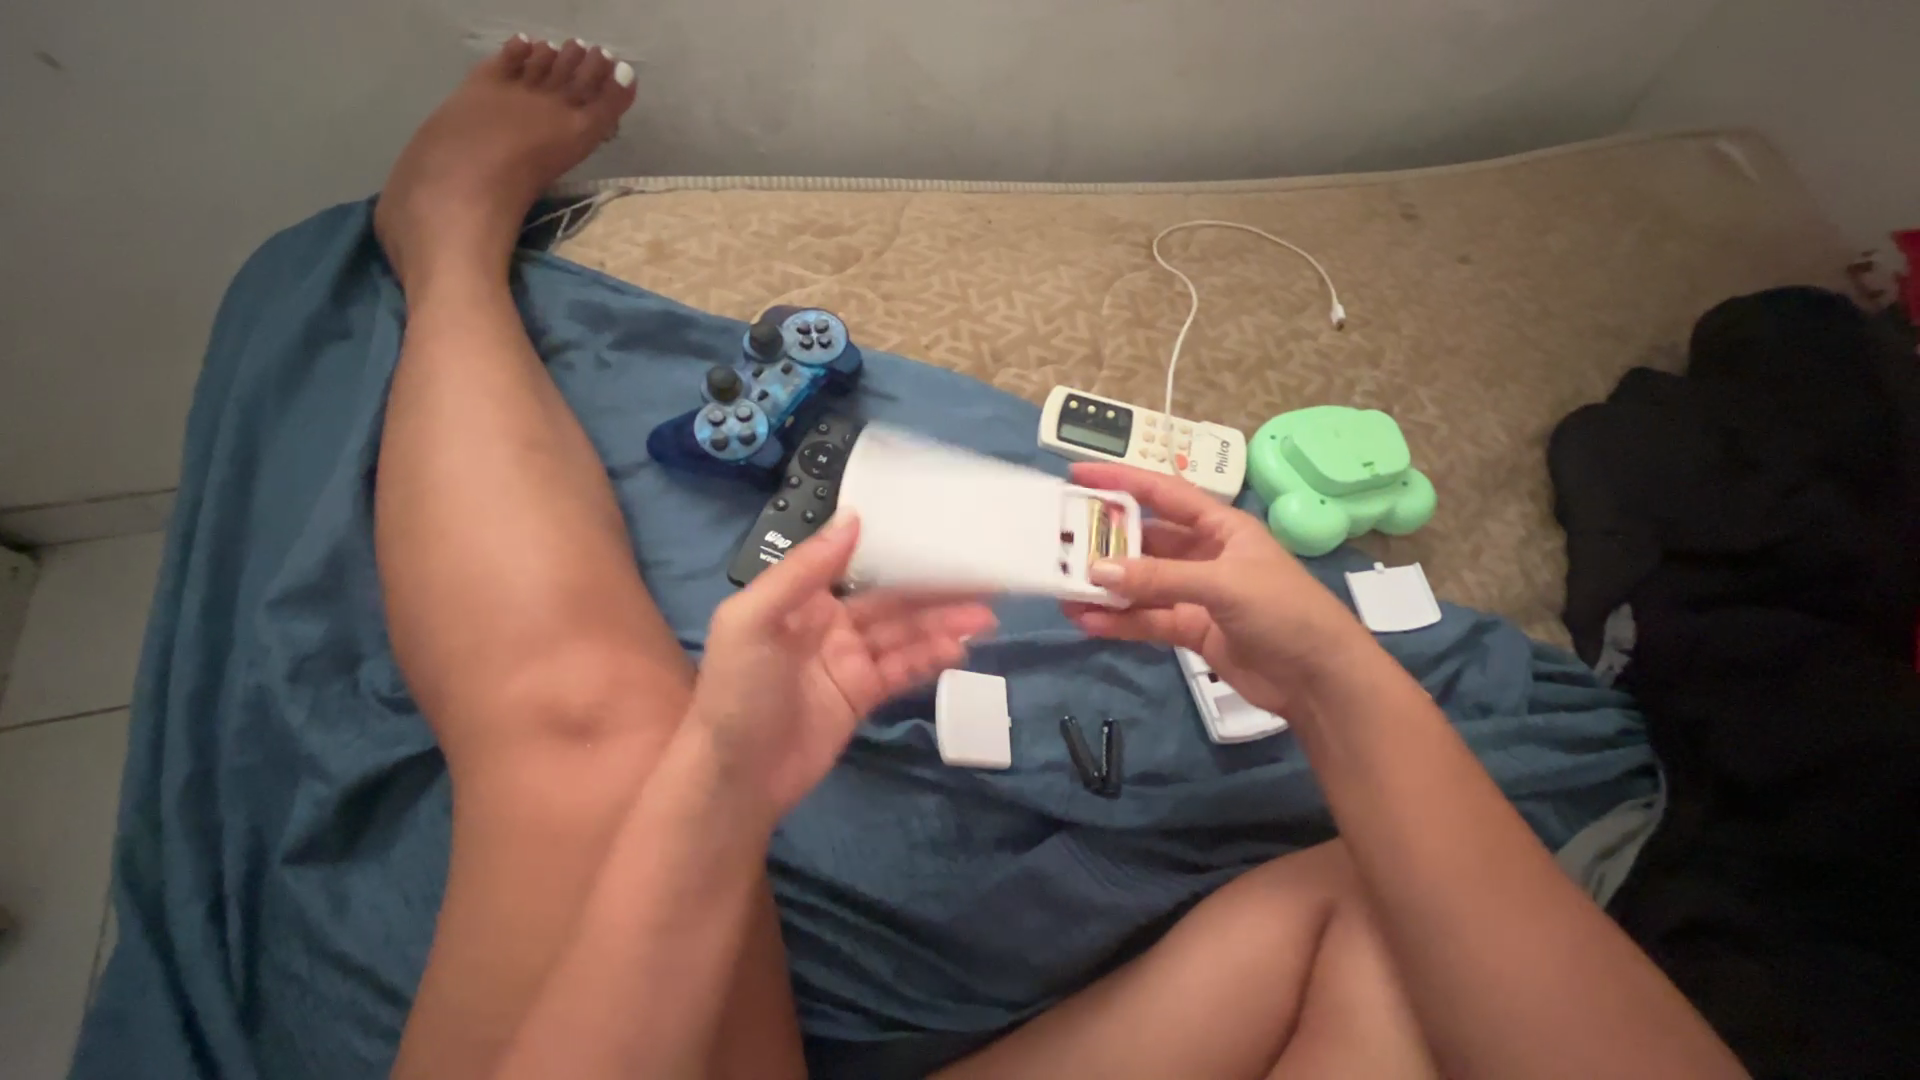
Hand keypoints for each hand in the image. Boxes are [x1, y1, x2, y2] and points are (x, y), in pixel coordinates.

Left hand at [690, 512, 996, 816]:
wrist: (735, 777)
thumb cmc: (737, 690)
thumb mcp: (753, 619)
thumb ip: (802, 570)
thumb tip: (852, 519)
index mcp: (801, 596)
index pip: (858, 562)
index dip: (898, 550)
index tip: (939, 535)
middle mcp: (830, 622)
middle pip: (891, 599)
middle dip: (935, 588)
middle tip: (984, 578)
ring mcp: (849, 660)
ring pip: (904, 633)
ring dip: (943, 623)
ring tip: (986, 617)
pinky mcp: (863, 695)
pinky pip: (903, 669)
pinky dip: (931, 657)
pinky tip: (959, 649)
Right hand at [1063, 463, 1375, 717]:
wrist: (1320, 679)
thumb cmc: (1285, 612)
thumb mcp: (1223, 584)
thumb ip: (1159, 577)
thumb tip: (1097, 571)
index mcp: (1221, 526)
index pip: (1163, 493)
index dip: (1121, 480)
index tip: (1078, 473)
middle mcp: (1205, 554)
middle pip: (1146, 540)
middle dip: (1106, 542)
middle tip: (1061, 542)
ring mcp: (1196, 593)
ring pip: (1141, 584)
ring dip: (1108, 588)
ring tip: (1065, 589)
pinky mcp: (1192, 629)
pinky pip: (1147, 619)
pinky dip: (1120, 621)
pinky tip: (1089, 622)